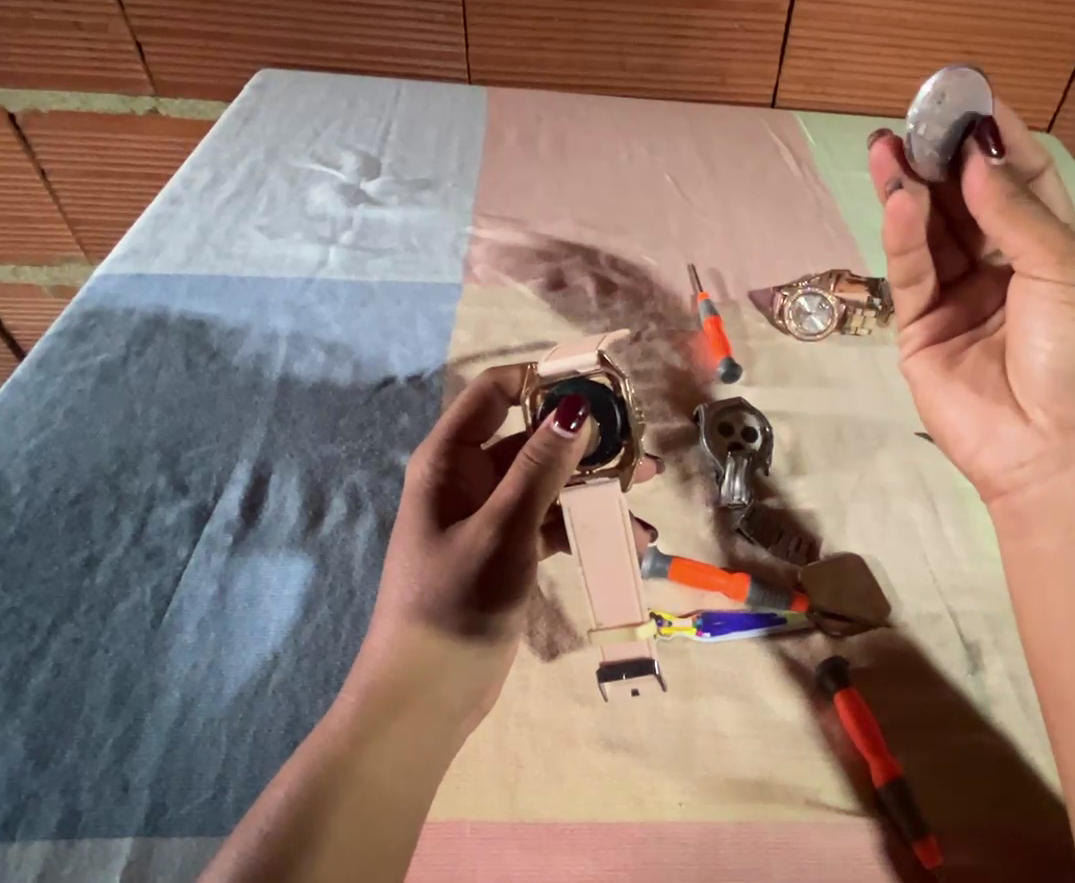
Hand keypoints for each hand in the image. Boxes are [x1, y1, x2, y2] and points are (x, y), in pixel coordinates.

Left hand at [359, 365, 656, 716]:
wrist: (426, 695)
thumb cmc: (455, 601)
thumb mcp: (504, 528)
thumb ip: (542, 466)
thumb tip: (576, 405)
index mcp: (450, 459)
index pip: (496, 392)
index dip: (543, 379)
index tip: (599, 382)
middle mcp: (469, 478)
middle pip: (532, 436)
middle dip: (585, 437)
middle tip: (638, 439)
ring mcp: (491, 515)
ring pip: (549, 480)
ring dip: (594, 483)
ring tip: (647, 484)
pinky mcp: (509, 550)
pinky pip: (552, 521)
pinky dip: (586, 525)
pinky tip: (629, 537)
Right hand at [871, 105, 1074, 512]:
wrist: (1058, 458)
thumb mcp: (1069, 272)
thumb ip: (1014, 213)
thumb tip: (976, 157)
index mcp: (1059, 255)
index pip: (1025, 183)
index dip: (999, 141)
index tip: (970, 99)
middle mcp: (1007, 272)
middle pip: (968, 204)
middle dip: (943, 161)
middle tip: (914, 119)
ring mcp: (961, 302)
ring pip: (931, 235)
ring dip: (910, 190)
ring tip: (885, 146)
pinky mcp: (921, 332)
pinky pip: (910, 275)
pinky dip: (903, 237)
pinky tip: (898, 200)